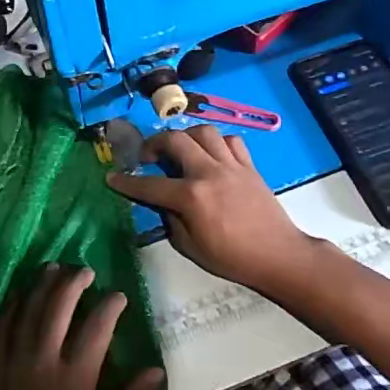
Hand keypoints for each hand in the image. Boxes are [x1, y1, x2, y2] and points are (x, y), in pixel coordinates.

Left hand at [0, 265, 163, 389]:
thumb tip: (155, 370)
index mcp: (74, 379)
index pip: (97, 329)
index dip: (110, 307)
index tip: (120, 295)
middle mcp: (43, 363)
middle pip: (57, 310)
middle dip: (73, 284)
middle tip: (85, 270)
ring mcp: (14, 367)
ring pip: (27, 314)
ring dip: (40, 288)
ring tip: (52, 268)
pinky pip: (0, 333)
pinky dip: (10, 310)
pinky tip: (17, 299)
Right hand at [106, 126, 321, 293]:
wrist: (277, 254)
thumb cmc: (232, 258)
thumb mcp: (191, 247)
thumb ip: (171, 220)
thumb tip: (163, 202)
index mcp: (192, 197)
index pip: (150, 185)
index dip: (126, 182)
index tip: (112, 177)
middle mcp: (209, 172)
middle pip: (175, 140)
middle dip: (153, 143)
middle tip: (147, 156)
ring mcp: (232, 165)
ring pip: (204, 131)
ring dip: (186, 136)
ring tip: (180, 150)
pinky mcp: (249, 165)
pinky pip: (230, 140)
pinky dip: (217, 142)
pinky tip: (212, 155)